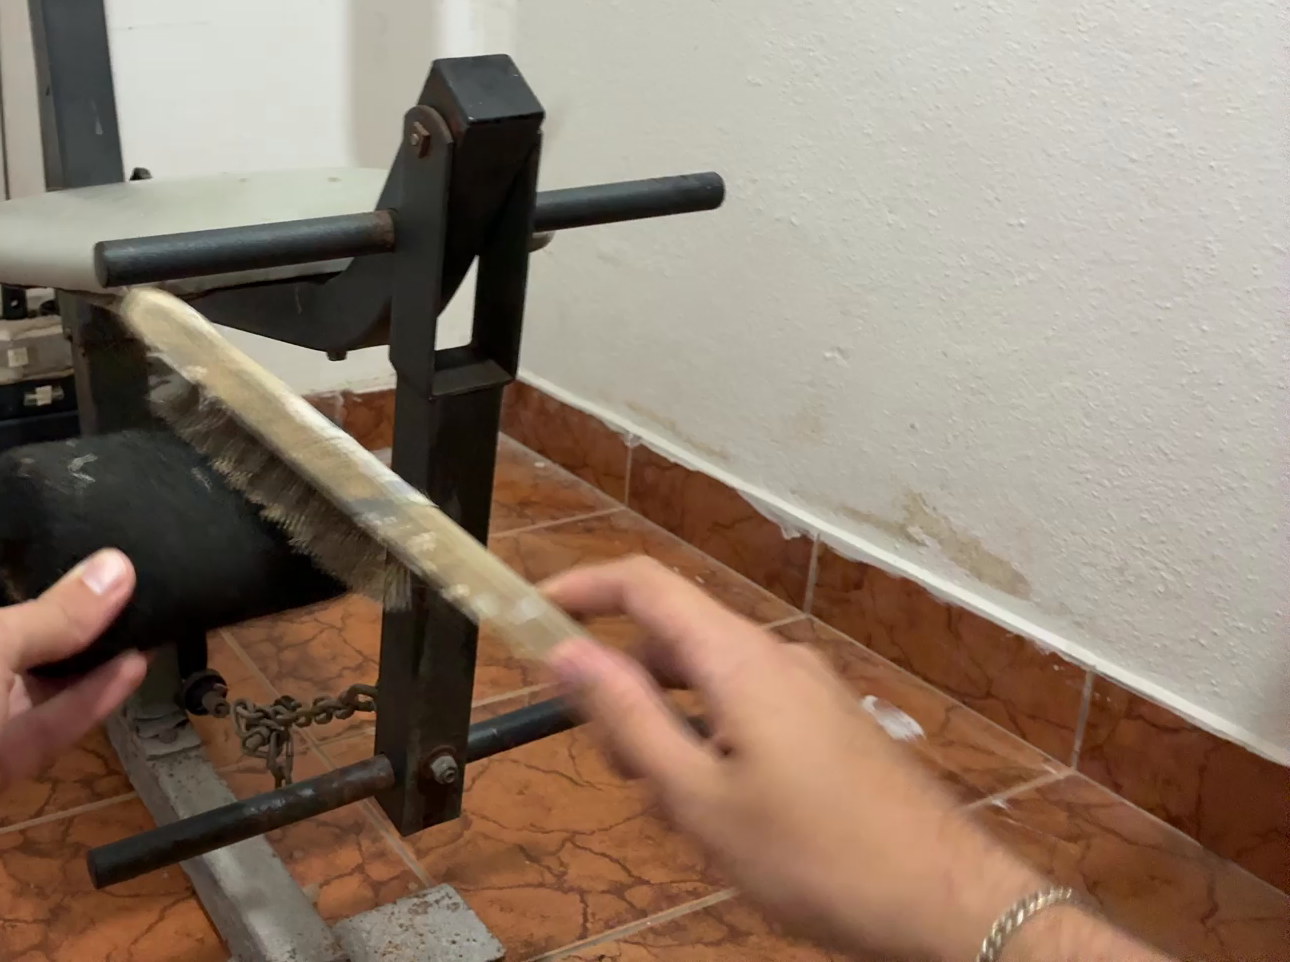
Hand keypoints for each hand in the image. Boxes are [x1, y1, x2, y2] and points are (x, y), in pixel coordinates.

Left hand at [0, 515, 145, 958]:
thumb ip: (52, 612)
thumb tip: (117, 567)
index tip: (33, 507)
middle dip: (46, 593)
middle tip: (107, 562)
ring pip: (22, 673)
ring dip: (75, 650)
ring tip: (135, 611)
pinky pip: (36, 722)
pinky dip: (79, 700)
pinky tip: (130, 670)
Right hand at [543, 556, 1046, 961]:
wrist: (965, 916)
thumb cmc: (819, 857)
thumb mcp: (698, 796)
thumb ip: (625, 716)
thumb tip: (564, 653)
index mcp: (736, 658)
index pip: (641, 583)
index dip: (581, 586)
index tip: (534, 610)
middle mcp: (769, 655)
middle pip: (667, 638)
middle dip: (622, 684)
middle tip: (611, 755)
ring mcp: (803, 687)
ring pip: (702, 678)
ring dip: (664, 720)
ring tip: (668, 799)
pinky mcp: (823, 720)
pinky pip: (740, 703)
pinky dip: (703, 732)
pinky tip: (716, 802)